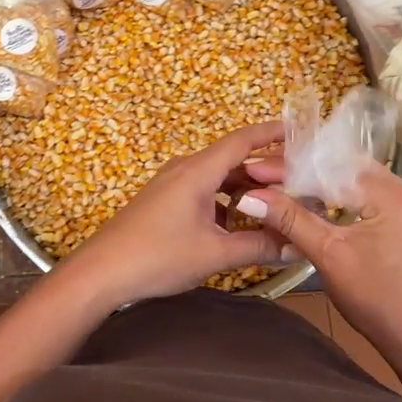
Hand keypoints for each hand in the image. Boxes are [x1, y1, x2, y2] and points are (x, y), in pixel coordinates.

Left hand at [57, 122, 290, 309]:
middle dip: (265, 169)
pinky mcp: (164, 201)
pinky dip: (225, 200)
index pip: (242, 141)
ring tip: (276, 204)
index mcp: (198, 171)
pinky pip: (203, 190)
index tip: (298, 130)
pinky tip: (239, 224)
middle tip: (298, 182)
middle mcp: (185, 169)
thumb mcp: (214, 254)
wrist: (102, 272)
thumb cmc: (158, 256)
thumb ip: (258, 247)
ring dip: (245, 188)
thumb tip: (297, 246)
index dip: (271, 133)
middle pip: (232, 159)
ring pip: (217, 177)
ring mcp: (171, 184)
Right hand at [238, 157, 401, 350]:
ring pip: (347, 181)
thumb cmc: (378, 298)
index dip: (285, 166)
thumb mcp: (329, 255)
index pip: (327, 165)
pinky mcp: (399, 221)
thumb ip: (290, 219)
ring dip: (312, 183)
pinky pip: (358, 196)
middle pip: (338, 167)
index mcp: (387, 191)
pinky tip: (307, 204)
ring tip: (276, 186)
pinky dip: (330, 197)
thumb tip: (248, 195)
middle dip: (296, 169)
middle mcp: (399, 188)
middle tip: (259, 174)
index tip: (251, 169)